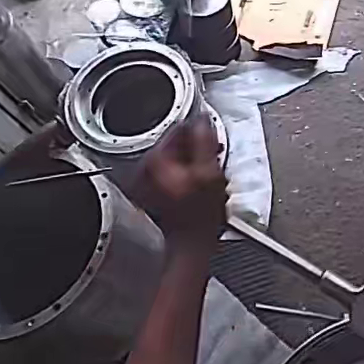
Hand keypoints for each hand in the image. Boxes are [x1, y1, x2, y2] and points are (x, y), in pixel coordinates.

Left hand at [131, 114, 226, 252]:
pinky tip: (202, 179)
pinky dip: (190, 168)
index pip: (179, 128)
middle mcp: (149, 167)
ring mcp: (151, 178)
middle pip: (178, 142)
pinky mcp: (158, 187)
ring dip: (196, 157)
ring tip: (210, 169)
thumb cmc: (198, 215)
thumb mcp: (209, 172)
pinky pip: (177, 167)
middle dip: (198, 145)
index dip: (199, 130)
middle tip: (213, 154)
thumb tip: (202, 120)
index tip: (211, 138)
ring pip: (179, 154)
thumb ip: (204, 141)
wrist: (192, 243)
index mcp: (156, 160)